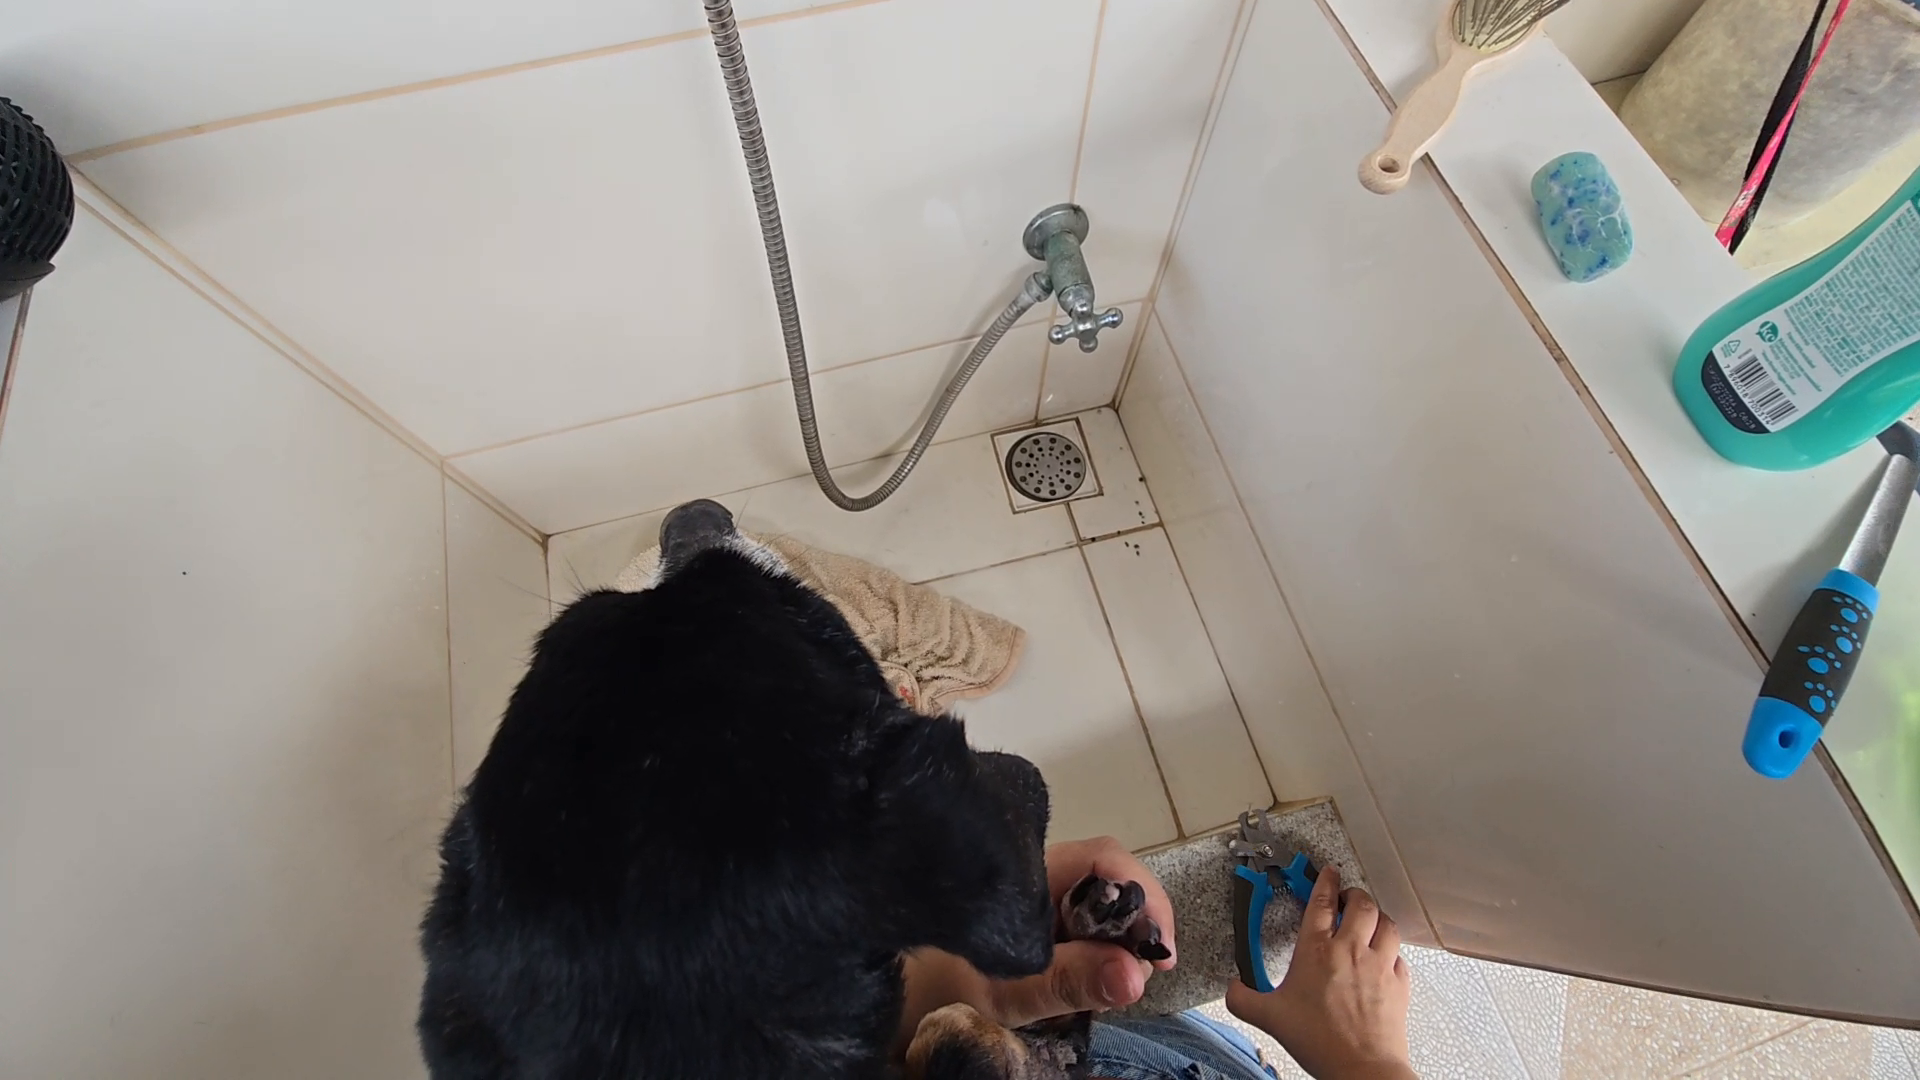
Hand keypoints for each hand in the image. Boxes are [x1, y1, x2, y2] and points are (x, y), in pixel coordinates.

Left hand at [898, 836, 1177, 1055]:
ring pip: (1106, 900)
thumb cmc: (946, 983)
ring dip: (1127, 935)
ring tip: (1132, 976)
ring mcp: (1046, 895)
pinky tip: (1108, 975)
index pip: (1104, 856)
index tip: (1160, 946)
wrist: (908, 994)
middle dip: (1141, 916)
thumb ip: (1069, 980)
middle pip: (1112, 876)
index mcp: (1032, 872)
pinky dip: (1109, 948)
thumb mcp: (1010, 989)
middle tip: (1153, 966)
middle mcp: (1043, 874)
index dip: (1142, 892)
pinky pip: (1091, 923)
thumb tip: (1136, 971)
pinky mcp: (1047, 921)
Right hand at [1225, 865, 1414, 1079]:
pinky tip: (1384, 959)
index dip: (1325, 881)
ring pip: (1387, 925)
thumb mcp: (1271, 1017)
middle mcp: (1350, 950)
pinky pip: (1400, 957)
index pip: (1322, 901)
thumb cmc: (1320, 1041)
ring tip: (1368, 921)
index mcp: (1317, 949)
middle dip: (1354, 895)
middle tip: (1346, 898)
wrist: (1364, 1072)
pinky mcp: (1399, 987)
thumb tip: (1231, 989)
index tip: (1327, 872)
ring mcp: (1379, 967)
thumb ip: (1244, 998)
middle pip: (1361, 904)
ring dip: (1378, 918)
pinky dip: (1393, 952)